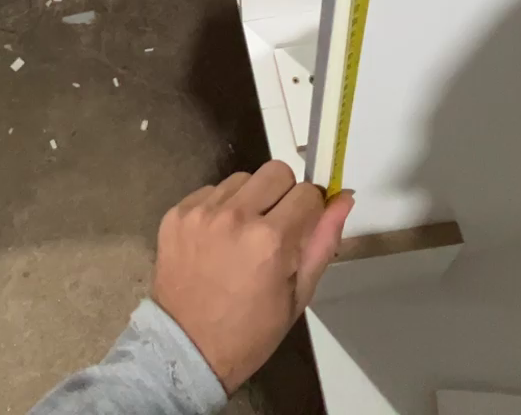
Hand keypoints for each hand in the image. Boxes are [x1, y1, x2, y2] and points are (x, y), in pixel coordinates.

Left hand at [151, 161, 353, 393]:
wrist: (186, 348)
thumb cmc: (249, 331)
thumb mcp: (298, 295)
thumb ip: (323, 241)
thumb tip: (343, 198)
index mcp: (270, 239)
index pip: (308, 193)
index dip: (311, 209)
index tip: (304, 225)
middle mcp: (235, 216)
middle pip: (276, 172)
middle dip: (284, 195)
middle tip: (276, 227)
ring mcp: (201, 211)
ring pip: (243, 177)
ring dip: (250, 199)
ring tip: (243, 236)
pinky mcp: (177, 212)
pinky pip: (211, 190)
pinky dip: (220, 207)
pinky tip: (217, 239)